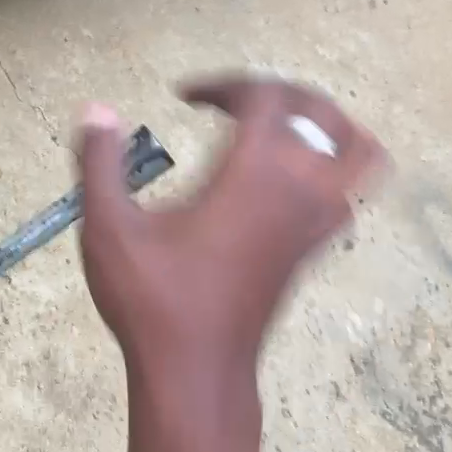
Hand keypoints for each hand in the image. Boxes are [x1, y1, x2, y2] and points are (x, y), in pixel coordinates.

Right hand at [77, 76, 383, 378]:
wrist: (192, 367)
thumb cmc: (150, 297)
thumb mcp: (108, 227)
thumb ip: (99, 163)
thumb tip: (95, 111)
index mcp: (256, 174)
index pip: (264, 98)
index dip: (224, 85)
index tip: (183, 97)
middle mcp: (301, 189)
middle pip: (318, 111)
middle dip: (272, 93)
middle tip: (228, 101)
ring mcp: (316, 222)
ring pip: (355, 148)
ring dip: (323, 122)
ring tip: (282, 126)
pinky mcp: (313, 249)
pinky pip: (350, 188)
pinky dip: (331, 163)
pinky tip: (288, 178)